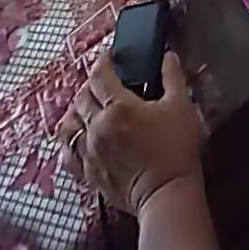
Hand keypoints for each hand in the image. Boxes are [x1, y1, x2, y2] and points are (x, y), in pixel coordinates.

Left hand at [57, 51, 202, 217]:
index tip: (110, 57)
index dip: (102, 61)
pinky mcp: (86, 172)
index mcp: (118, 107)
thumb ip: (172, 77)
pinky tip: (80, 135)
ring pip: (69, 122)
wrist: (167, 193)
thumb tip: (167, 56)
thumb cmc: (176, 147)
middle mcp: (97, 126)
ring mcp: (88, 151)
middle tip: (106, 81)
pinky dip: (70, 138)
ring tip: (90, 106)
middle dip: (92, 84)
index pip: (99, 75)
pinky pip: (67, 151)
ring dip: (77, 109)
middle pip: (82, 96)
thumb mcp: (181, 105)